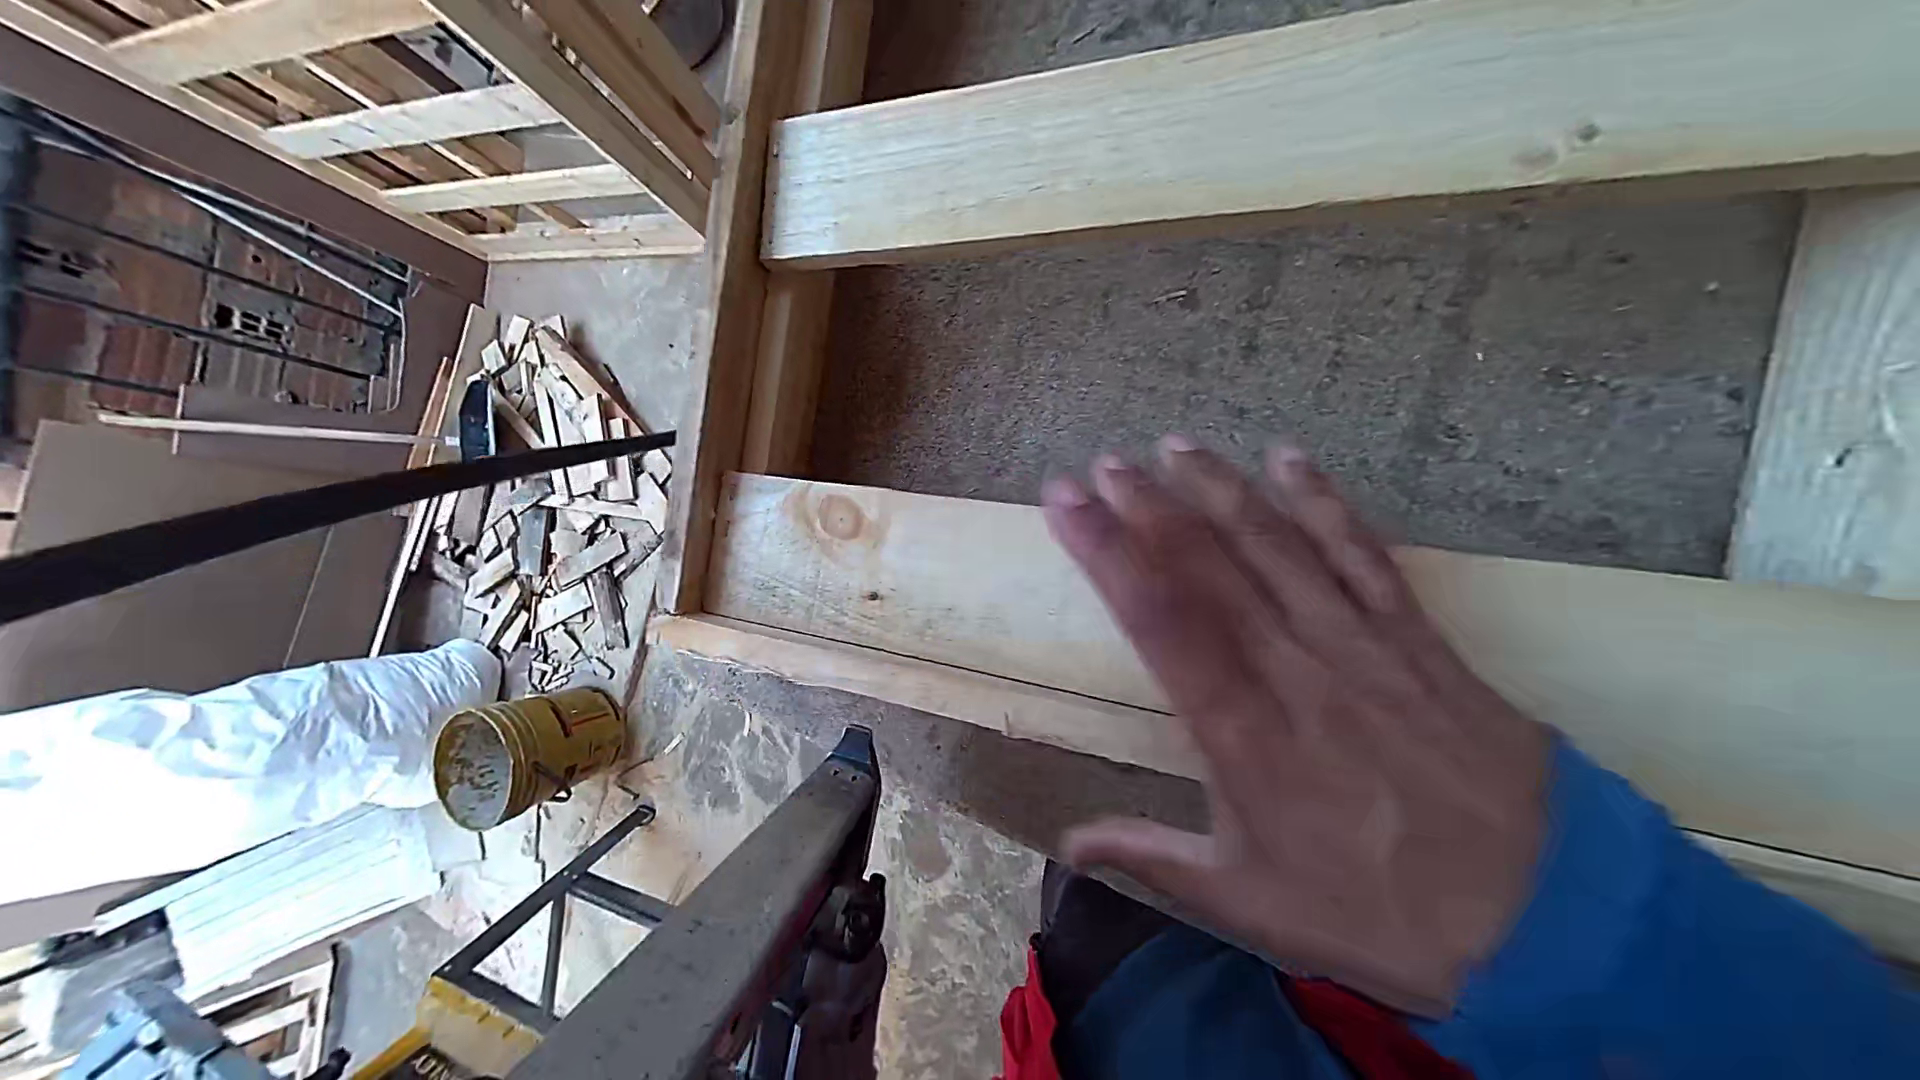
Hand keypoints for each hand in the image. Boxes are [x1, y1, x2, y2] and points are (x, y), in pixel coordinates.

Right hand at [1041, 438, 1550, 1015]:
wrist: (1551, 923)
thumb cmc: (1378, 913)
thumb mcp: (1248, 904)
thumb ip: (1150, 858)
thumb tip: (1067, 844)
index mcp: (1241, 730)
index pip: (1158, 618)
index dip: (1105, 552)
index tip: (1067, 503)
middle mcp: (1294, 668)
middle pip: (1208, 567)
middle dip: (1147, 507)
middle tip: (1102, 464)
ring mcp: (1359, 644)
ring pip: (1277, 546)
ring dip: (1220, 489)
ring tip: (1173, 446)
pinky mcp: (1415, 638)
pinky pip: (1363, 555)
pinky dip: (1324, 502)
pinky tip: (1289, 458)